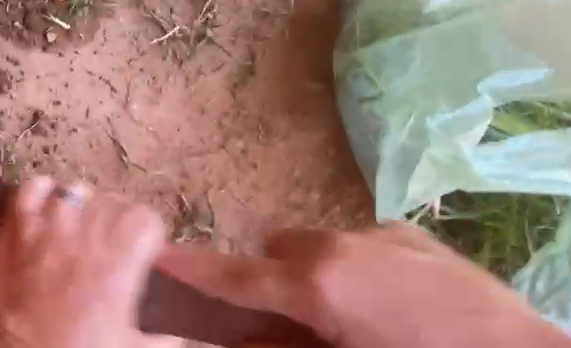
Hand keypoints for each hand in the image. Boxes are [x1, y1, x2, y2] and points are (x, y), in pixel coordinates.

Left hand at [0, 175, 171, 347]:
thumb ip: (162, 337)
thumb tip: (178, 328)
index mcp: (116, 266)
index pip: (145, 218)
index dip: (149, 233)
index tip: (145, 251)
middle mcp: (84, 236)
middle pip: (112, 202)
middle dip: (119, 220)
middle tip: (114, 245)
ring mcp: (47, 225)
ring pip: (75, 190)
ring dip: (84, 207)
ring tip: (81, 229)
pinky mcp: (16, 224)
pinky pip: (33, 186)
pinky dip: (43, 191)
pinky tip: (48, 209)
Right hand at [156, 222, 570, 347]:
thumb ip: (287, 346)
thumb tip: (242, 341)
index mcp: (316, 283)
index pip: (235, 274)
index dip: (191, 269)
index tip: (157, 258)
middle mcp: (335, 244)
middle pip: (274, 250)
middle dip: (271, 282)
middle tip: (288, 323)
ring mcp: (376, 234)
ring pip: (317, 245)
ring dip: (316, 275)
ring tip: (353, 321)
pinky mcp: (412, 236)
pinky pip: (361, 246)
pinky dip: (358, 270)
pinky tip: (395, 310)